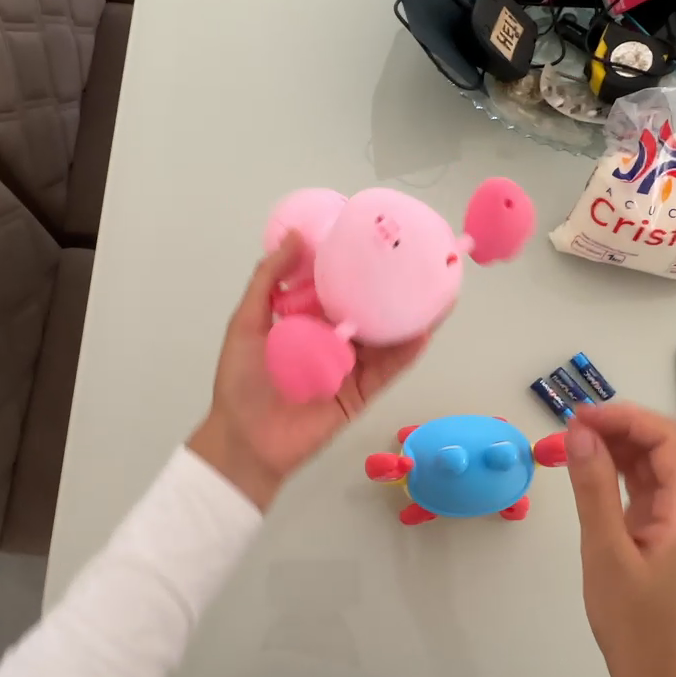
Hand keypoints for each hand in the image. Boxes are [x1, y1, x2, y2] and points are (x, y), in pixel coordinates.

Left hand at [187, 233, 429, 510]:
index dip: (352, 264)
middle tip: (415, 257)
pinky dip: (405, 352)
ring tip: (434, 290)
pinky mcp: (361, 393)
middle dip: (389, 287)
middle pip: (366, 310)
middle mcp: (331, 340)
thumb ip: (268, 279)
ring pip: (384, 338)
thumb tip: (295, 236)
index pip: (334, 286)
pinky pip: (387, 370)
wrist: (245, 440)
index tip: (373, 236)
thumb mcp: (246, 322)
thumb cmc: (241, 381)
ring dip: (407, 317)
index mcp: (304, 321)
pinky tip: (423, 330)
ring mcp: (349, 367)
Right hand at [564, 402, 675, 676]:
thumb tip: (580, 434)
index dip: (627, 419)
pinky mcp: (654, 529)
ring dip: (615, 443)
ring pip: (648, 463)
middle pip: (661, 446)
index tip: (582, 418)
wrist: (651, 671)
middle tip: (572, 426)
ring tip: (573, 438)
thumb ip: (593, 488)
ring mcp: (671, 518)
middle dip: (620, 425)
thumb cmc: (631, 619)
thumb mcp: (605, 550)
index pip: (668, 441)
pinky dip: (613, 467)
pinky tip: (587, 464)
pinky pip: (638, 484)